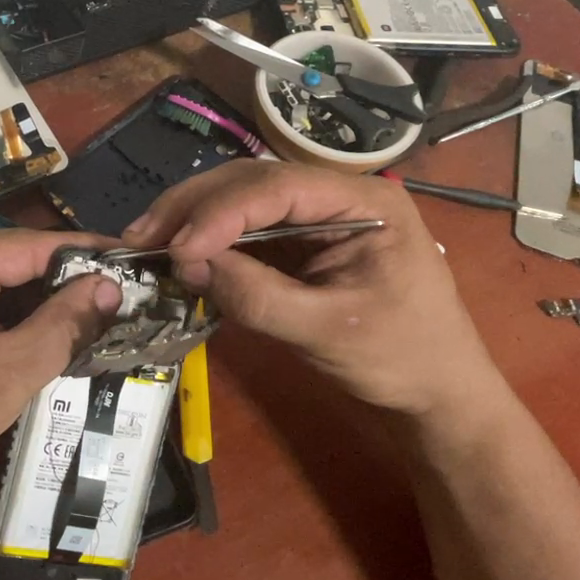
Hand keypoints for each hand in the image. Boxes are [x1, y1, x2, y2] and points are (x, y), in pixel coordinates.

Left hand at [0, 230, 121, 505]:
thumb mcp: (9, 375)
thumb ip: (62, 325)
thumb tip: (109, 286)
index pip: (26, 245)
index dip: (82, 250)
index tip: (129, 257)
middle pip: (9, 259)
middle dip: (62, 275)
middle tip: (117, 291)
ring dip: (38, 296)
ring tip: (92, 310)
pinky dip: (10, 311)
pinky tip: (44, 328)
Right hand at [123, 161, 502, 418]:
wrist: (438, 397)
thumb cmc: (402, 361)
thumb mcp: (328, 331)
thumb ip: (256, 295)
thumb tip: (185, 266)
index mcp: (363, 202)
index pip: (277, 189)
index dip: (220, 212)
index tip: (177, 248)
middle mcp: (335, 195)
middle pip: (249, 182)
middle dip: (193, 207)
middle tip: (141, 236)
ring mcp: (315, 217)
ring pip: (238, 198)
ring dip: (191, 218)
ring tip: (148, 242)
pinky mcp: (297, 242)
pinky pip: (242, 228)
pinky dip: (206, 239)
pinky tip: (177, 252)